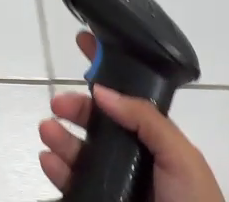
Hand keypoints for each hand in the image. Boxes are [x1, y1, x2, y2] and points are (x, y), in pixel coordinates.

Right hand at [37, 33, 223, 201]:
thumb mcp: (181, 155)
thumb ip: (145, 119)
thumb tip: (101, 91)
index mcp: (154, 140)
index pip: (125, 98)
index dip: (105, 70)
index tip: (83, 42)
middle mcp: (131, 157)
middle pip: (95, 123)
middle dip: (74, 108)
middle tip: (58, 104)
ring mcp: (114, 182)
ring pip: (78, 150)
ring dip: (59, 135)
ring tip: (47, 132)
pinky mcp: (97, 200)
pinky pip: (70, 182)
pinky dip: (55, 168)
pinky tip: (48, 160)